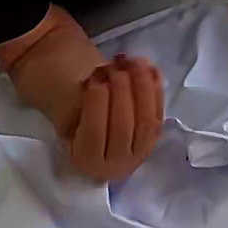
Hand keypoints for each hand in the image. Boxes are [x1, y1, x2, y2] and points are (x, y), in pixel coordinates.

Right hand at [48, 54, 163, 182]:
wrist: (98, 130)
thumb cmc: (78, 117)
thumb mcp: (68, 113)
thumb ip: (81, 102)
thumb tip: (100, 78)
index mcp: (85, 161)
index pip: (94, 134)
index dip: (97, 105)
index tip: (96, 79)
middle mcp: (115, 165)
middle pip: (123, 128)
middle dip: (121, 92)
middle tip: (115, 67)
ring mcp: (140, 153)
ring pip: (146, 122)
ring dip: (142, 87)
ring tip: (134, 62)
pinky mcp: (156, 139)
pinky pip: (160, 113)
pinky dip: (156, 88)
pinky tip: (150, 67)